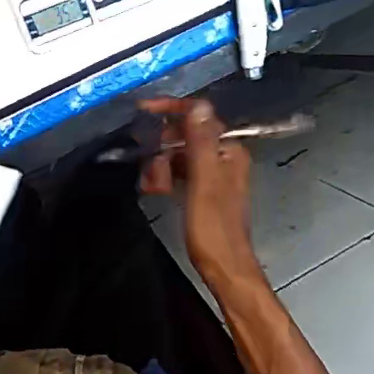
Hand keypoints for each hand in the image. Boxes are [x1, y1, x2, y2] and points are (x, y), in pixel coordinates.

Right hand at [137, 99, 259, 287]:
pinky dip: (164, 177)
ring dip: (160, 166)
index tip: (145, 108)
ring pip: (177, 154)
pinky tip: (156, 190)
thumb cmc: (214, 229)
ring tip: (154, 186)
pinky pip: (177, 171)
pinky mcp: (201, 188)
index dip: (172, 109)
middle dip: (161, 148)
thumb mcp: (203, 181)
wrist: (222, 267)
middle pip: (184, 136)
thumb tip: (198, 107)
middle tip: (149, 167)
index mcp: (228, 151)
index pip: (199, 116)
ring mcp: (212, 174)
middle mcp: (223, 158)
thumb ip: (200, 142)